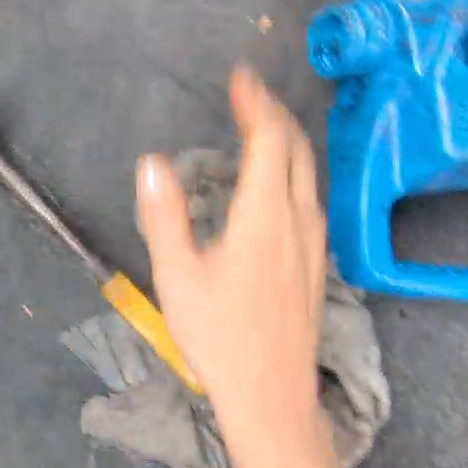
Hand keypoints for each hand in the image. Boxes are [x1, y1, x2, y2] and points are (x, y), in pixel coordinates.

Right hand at [135, 66, 328, 441]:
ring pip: (308, 174)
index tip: (240, 78)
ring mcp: (313, 242)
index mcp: (262, 216)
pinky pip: (309, 199)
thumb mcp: (177, 276)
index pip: (268, 141)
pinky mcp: (315, 263)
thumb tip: (152, 162)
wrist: (270, 389)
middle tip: (246, 100)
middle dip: (273, 117)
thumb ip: (165, 216)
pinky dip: (291, 174)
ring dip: (286, 145)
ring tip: (259, 134)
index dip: (255, 105)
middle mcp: (298, 219)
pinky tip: (274, 191)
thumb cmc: (217, 334)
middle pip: (296, 151)